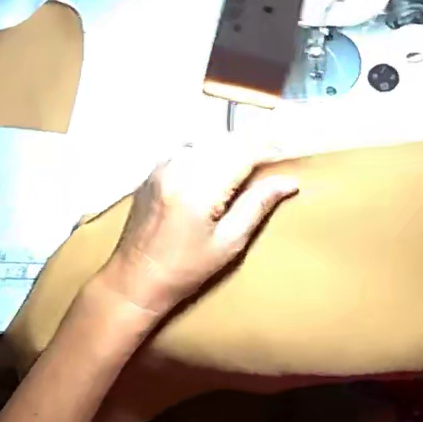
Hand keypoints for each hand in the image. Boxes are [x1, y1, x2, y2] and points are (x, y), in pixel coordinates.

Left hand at [94, 136, 299, 321]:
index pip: (241, 153)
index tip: (286, 152)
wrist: (134, 279)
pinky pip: (185, 150)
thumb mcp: (228, 244)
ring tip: (246, 162)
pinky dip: (205, 152)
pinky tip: (214, 168)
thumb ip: (256, 206)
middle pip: (223, 142)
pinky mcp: (151, 172)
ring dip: (227, 147)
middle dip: (249, 145)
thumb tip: (288, 182)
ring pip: (204, 142)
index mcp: (198, 188)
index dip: (267, 149)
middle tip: (271, 157)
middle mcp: (177, 169)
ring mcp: (160, 168)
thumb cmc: (185, 270)